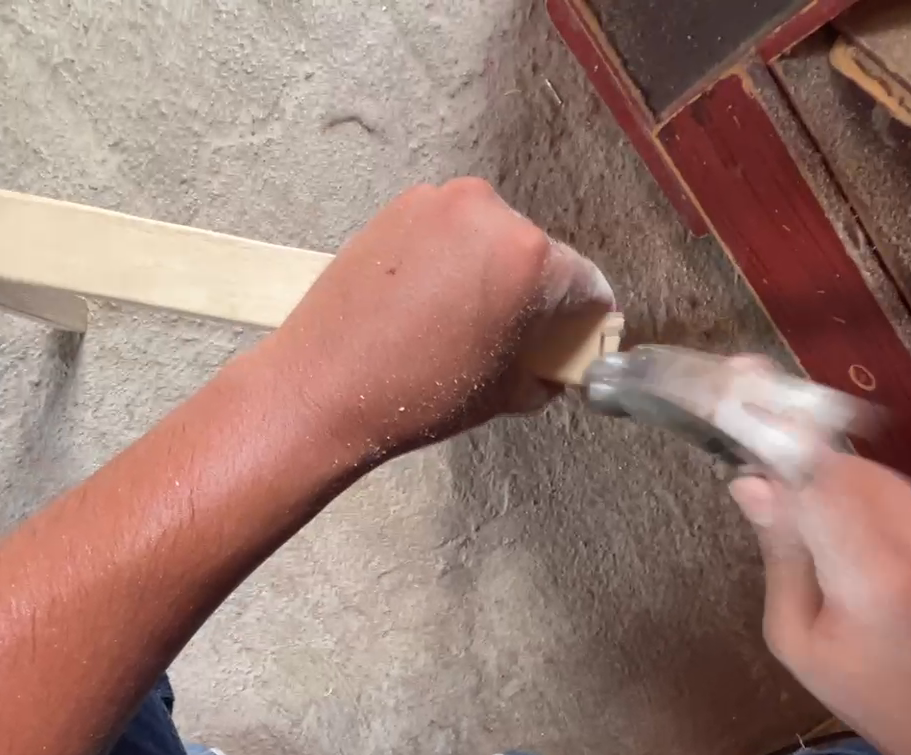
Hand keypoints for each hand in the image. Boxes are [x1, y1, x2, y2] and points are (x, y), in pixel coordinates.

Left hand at [252, 178, 612, 458]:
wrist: (324, 386)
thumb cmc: (417, 395)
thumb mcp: (503, 394)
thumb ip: (544, 371)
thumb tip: (553, 367)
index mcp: (529, 258)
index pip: (586, 284)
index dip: (587, 319)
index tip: (575, 337)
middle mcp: (489, 212)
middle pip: (539, 255)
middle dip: (536, 295)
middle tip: (516, 334)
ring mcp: (439, 202)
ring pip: (492, 239)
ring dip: (492, 273)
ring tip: (465, 319)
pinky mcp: (400, 207)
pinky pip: (449, 232)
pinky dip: (453, 260)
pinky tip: (432, 300)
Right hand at [729, 452, 910, 754]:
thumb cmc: (882, 701)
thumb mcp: (800, 642)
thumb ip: (781, 554)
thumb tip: (752, 483)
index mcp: (877, 573)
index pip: (817, 475)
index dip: (779, 448)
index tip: (747, 433)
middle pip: (852, 469)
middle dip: (811, 478)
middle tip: (786, 510)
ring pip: (887, 481)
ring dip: (852, 499)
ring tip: (845, 556)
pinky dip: (892, 518)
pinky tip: (897, 570)